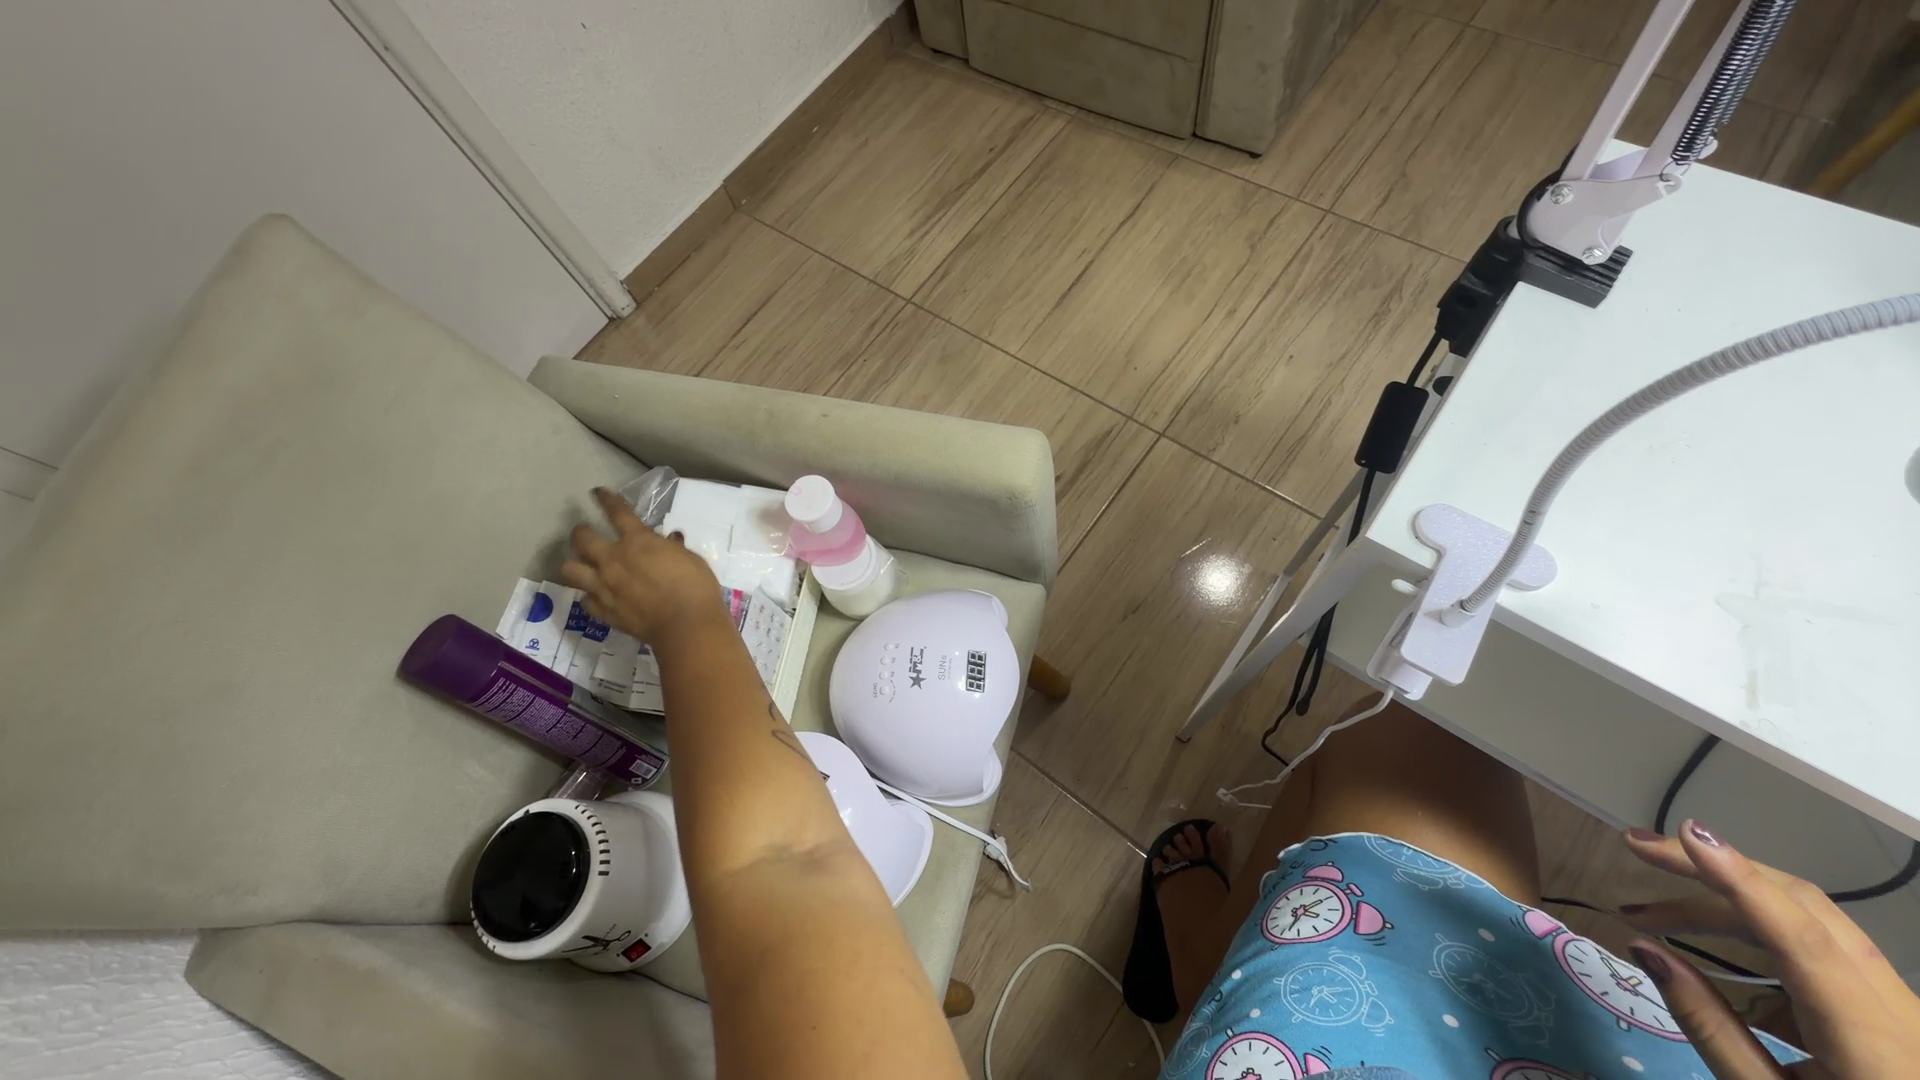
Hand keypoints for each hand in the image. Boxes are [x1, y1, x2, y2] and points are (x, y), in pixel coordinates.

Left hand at [561, 487, 726, 648]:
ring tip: (583, 565)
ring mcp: (604, 586)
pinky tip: (597, 596)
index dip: (605, 499)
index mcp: (638, 541)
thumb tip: (671, 540)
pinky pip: (586, 600)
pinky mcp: (603, 611)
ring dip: (575, 564)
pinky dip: (590, 596)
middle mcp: (613, 560)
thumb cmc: (696, 587)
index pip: (616, 512)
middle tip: (585, 533)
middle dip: (580, 532)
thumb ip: (674, 549)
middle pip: (582, 539)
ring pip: (571, 569)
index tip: (597, 493)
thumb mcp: (691, 560)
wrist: (686, 626)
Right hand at [1619, 821, 1919, 1077]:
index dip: (1741, 880)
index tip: (1689, 834)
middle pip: (1802, 906)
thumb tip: (1643, 947)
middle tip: (1638, 849)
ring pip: (1810, 917)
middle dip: (1716, 870)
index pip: (1800, 936)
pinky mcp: (1892, 1004)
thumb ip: (1707, 1025)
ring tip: (1653, 909)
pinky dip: (1755, 925)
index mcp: (1871, 1039)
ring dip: (1726, 898)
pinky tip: (1711, 938)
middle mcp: (1899, 1007)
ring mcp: (1902, 1003)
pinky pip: (1821, 943)